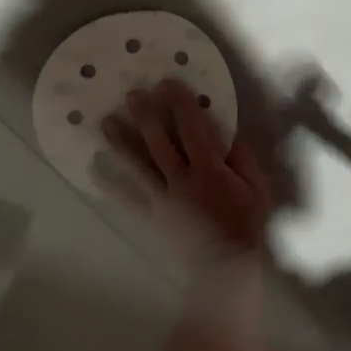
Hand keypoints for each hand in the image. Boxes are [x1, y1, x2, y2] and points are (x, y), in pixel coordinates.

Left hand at [102, 79, 269, 261]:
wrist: (225, 267)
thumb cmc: (245, 224)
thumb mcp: (256, 187)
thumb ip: (242, 158)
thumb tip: (226, 134)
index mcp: (209, 170)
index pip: (192, 129)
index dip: (180, 104)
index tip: (168, 83)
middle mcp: (180, 180)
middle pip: (159, 143)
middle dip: (145, 116)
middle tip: (131, 93)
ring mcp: (162, 199)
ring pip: (138, 165)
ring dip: (121, 142)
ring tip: (105, 122)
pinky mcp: (152, 215)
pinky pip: (127, 197)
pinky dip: (109, 182)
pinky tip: (93, 167)